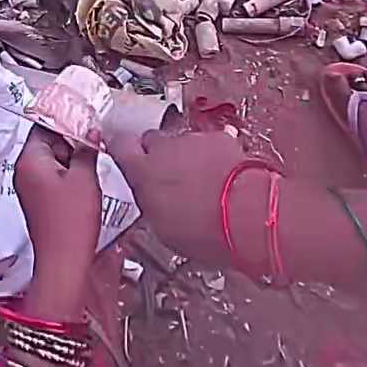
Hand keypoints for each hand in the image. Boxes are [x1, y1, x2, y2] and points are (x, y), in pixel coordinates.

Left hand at [14, 128, 100, 317]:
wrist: (64, 262)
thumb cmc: (70, 223)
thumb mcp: (85, 178)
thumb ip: (86, 149)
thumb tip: (90, 132)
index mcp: (30, 161)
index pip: (43, 126)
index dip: (65, 119)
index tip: (83, 115)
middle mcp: (24, 172)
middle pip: (47, 141)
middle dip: (70, 139)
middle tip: (93, 139)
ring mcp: (30, 187)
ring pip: (51, 159)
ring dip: (71, 156)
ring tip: (92, 158)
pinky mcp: (39, 200)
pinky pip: (52, 176)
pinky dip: (68, 172)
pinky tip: (85, 177)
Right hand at [105, 128, 247, 265]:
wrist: (246, 214)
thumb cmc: (203, 229)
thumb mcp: (164, 228)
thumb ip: (151, 203)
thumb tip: (153, 200)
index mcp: (142, 171)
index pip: (120, 146)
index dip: (125, 151)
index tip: (128, 159)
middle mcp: (163, 148)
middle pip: (152, 141)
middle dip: (158, 156)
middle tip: (168, 178)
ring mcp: (191, 140)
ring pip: (181, 143)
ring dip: (186, 157)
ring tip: (201, 183)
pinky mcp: (217, 137)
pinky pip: (207, 143)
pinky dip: (212, 155)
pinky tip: (222, 177)